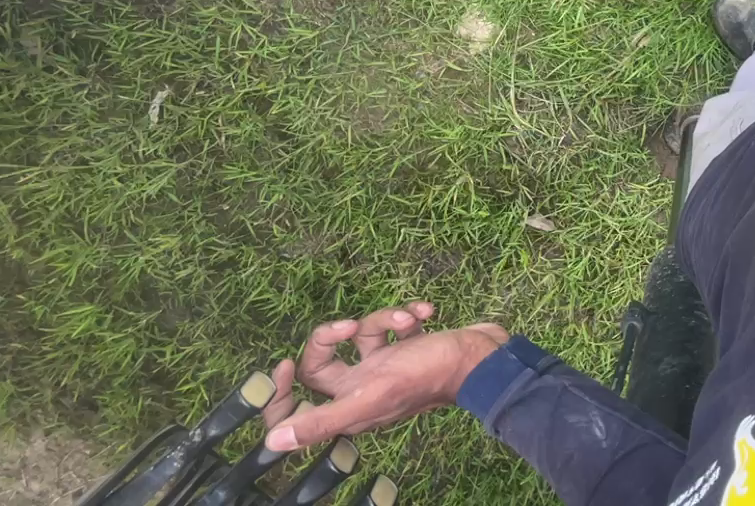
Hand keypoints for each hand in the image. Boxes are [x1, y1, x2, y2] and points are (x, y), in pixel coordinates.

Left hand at [259, 301, 508, 450]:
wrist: (482, 356)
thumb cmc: (428, 375)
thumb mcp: (373, 394)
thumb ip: (324, 419)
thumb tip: (272, 442)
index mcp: (349, 404)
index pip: (298, 407)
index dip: (282, 392)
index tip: (284, 363)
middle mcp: (363, 385)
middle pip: (326, 361)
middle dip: (335, 334)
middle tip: (351, 325)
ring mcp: (389, 363)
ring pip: (366, 334)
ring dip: (386, 317)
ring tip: (408, 318)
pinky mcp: (412, 344)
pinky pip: (398, 323)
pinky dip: (411, 312)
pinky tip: (426, 311)